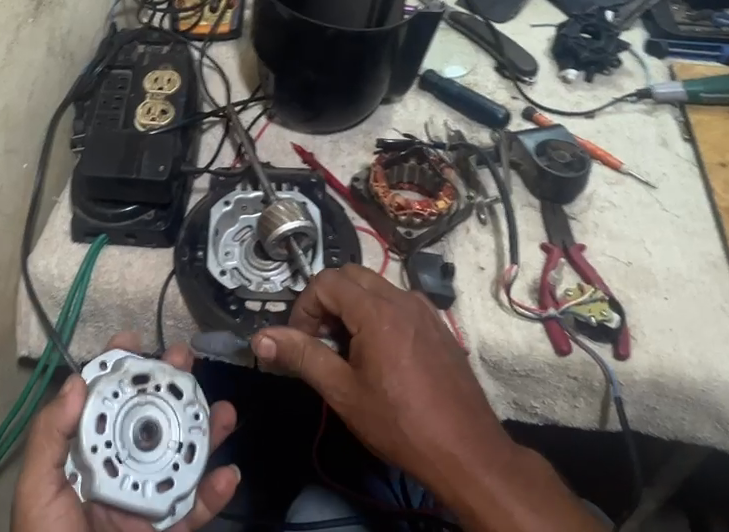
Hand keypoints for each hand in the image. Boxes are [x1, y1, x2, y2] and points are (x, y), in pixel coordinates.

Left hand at [12, 332, 239, 531]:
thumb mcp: (36, 489)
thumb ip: (50, 436)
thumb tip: (78, 381)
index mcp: (85, 456)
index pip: (104, 403)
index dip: (119, 369)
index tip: (134, 340)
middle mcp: (118, 471)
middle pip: (149, 421)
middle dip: (170, 388)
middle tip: (186, 361)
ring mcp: (143, 503)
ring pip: (180, 459)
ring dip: (205, 433)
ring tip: (223, 411)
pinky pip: (194, 512)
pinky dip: (214, 495)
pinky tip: (229, 475)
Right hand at [251, 265, 597, 531]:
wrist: (468, 453)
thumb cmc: (400, 424)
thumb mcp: (343, 392)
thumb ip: (301, 356)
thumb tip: (260, 338)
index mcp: (376, 310)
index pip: (326, 281)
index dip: (305, 307)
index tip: (302, 342)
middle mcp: (401, 298)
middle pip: (350, 276)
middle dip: (327, 301)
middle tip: (321, 342)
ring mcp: (425, 310)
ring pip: (375, 287)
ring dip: (352, 307)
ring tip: (348, 352)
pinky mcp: (438, 326)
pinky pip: (398, 303)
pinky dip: (378, 314)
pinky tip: (380, 356)